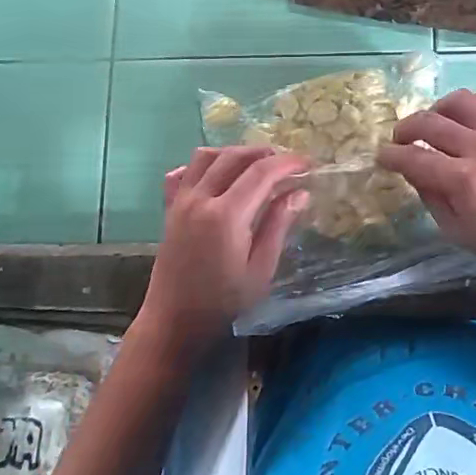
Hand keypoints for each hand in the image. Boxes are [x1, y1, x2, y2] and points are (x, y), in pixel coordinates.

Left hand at [137, 147, 310, 348]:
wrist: (174, 321)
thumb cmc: (222, 303)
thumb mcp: (260, 270)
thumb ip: (277, 226)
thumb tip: (298, 193)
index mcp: (226, 215)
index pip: (260, 173)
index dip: (286, 163)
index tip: (306, 164)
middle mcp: (200, 199)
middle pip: (233, 157)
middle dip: (262, 153)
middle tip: (285, 163)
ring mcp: (180, 201)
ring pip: (205, 157)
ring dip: (232, 153)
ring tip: (255, 163)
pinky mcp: (169, 209)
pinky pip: (182, 173)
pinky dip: (201, 165)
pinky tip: (216, 175)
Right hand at [377, 89, 475, 282]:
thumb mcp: (457, 231)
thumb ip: (430, 197)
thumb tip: (414, 172)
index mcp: (463, 180)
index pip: (413, 158)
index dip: (390, 156)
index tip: (382, 158)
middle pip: (429, 122)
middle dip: (404, 129)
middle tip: (399, 140)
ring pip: (460, 101)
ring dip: (437, 108)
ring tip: (433, 123)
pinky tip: (468, 117)